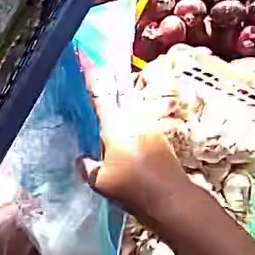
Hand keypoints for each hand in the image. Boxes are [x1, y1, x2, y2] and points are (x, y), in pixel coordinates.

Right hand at [74, 56, 190, 224]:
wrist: (172, 199)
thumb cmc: (133, 189)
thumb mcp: (101, 182)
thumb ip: (89, 168)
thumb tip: (82, 159)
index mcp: (116, 127)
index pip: (100, 96)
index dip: (91, 75)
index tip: (86, 55)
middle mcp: (134, 122)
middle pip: (122, 93)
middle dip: (113, 77)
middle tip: (106, 60)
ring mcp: (150, 129)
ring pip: (134, 106)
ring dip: (126, 96)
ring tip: (119, 87)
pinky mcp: (161, 140)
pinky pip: (142, 122)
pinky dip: (134, 118)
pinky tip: (130, 127)